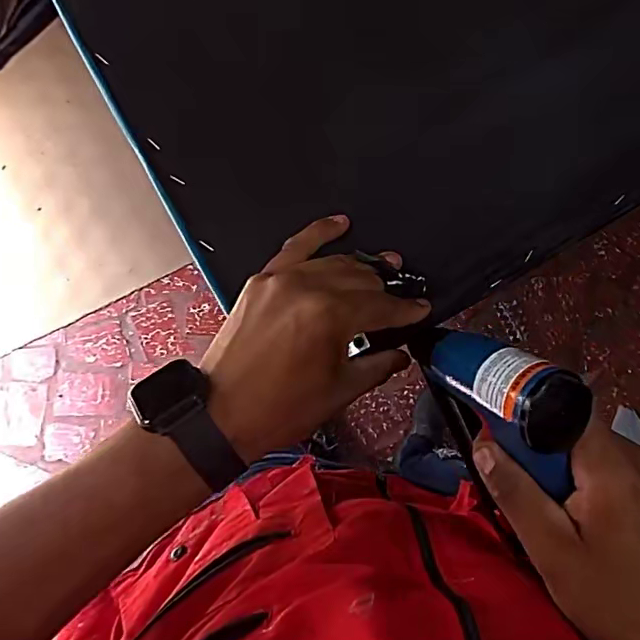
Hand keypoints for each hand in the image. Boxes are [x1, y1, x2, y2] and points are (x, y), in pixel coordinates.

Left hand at [200, 215, 429, 459]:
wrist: (220, 416)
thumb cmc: (277, 409)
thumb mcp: (340, 391)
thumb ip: (377, 365)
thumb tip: (398, 353)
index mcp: (329, 317)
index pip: (381, 306)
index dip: (406, 310)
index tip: (419, 309)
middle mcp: (306, 290)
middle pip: (361, 280)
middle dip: (386, 291)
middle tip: (400, 300)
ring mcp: (280, 281)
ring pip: (335, 262)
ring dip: (362, 267)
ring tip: (383, 268)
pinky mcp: (262, 281)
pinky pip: (295, 247)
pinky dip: (318, 232)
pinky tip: (338, 224)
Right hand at [472, 411, 639, 639]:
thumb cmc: (616, 602)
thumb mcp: (553, 553)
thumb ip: (516, 494)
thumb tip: (485, 447)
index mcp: (611, 462)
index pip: (563, 406)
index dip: (524, 416)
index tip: (494, 442)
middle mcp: (636, 457)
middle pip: (573, 430)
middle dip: (537, 453)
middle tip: (512, 491)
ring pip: (588, 454)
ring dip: (558, 474)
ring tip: (541, 516)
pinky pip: (607, 473)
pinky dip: (581, 487)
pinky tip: (574, 529)